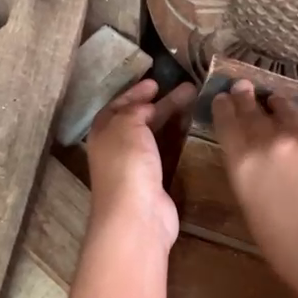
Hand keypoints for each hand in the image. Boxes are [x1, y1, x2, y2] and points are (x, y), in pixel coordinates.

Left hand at [85, 78, 196, 245]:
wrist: (137, 215)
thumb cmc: (127, 164)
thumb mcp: (126, 125)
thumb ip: (135, 110)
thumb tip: (146, 108)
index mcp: (103, 133)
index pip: (118, 105)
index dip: (135, 92)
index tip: (156, 81)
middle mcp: (116, 149)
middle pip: (138, 119)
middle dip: (159, 103)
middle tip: (185, 89)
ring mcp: (136, 167)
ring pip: (153, 136)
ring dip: (170, 120)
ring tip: (193, 106)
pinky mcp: (154, 183)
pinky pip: (165, 155)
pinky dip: (175, 142)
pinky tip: (189, 136)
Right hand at [210, 80, 297, 291]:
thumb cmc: (282, 244)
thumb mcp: (250, 203)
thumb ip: (249, 171)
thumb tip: (254, 153)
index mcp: (242, 162)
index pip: (227, 122)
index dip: (225, 107)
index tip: (224, 98)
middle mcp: (269, 141)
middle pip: (253, 110)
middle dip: (246, 98)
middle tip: (243, 87)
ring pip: (286, 110)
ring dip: (277, 104)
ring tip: (274, 100)